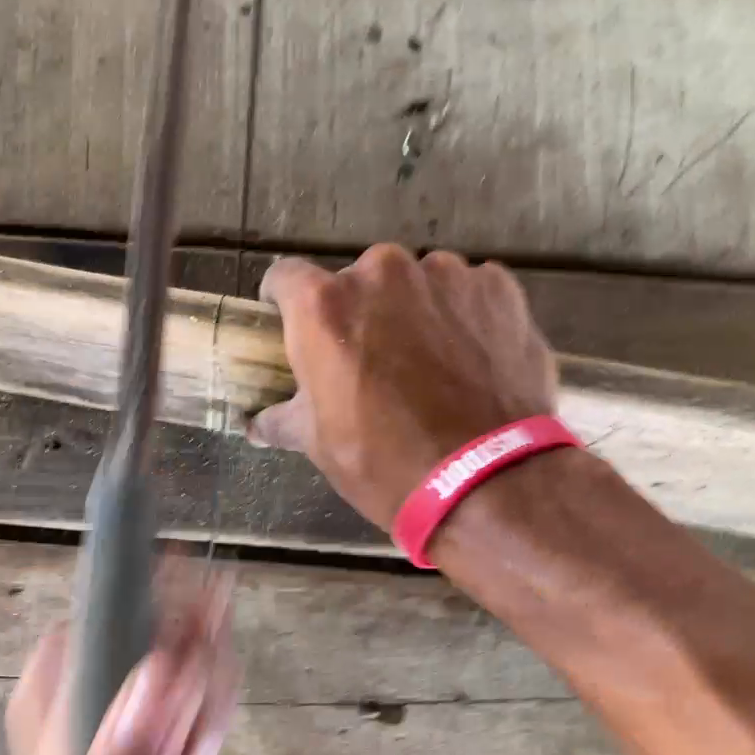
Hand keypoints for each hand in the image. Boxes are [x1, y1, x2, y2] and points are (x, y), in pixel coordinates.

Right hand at [247, 245, 558, 529]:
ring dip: (414, 312)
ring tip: (430, 365)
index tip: (296, 329)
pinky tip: (471, 361)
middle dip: (360, 313)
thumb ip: (283, 418)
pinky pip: (467, 293)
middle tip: (373, 362)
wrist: (487, 481)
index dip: (286, 303)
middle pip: (358, 280)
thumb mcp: (318, 443)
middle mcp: (382, 272)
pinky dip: (463, 317)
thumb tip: (257, 424)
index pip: (285, 277)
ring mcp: (446, 275)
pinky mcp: (497, 288)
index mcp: (325, 305)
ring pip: (416, 284)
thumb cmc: (385, 462)